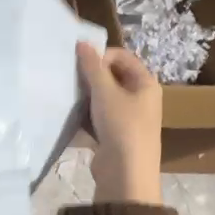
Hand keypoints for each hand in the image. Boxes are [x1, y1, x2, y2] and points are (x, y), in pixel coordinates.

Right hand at [78, 43, 162, 205]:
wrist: (126, 172)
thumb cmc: (121, 126)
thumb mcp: (105, 92)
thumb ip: (92, 66)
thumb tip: (82, 42)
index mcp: (146, 83)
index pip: (122, 56)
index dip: (100, 56)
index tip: (80, 65)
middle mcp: (140, 97)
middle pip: (112, 75)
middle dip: (90, 75)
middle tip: (70, 79)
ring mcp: (128, 116)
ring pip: (103, 96)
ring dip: (86, 94)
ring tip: (69, 96)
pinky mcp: (115, 132)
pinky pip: (98, 114)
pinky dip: (86, 112)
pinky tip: (71, 115)